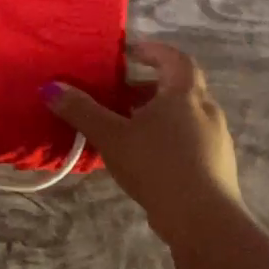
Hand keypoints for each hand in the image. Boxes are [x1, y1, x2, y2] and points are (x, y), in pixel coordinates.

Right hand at [43, 42, 243, 241]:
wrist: (202, 217)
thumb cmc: (156, 164)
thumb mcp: (110, 135)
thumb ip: (81, 110)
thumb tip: (51, 87)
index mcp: (184, 95)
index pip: (175, 59)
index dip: (153, 51)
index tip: (130, 52)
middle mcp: (206, 111)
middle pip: (179, 87)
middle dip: (147, 86)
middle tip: (118, 93)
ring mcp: (216, 139)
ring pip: (185, 115)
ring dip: (157, 113)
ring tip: (126, 126)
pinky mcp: (216, 164)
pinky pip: (190, 138)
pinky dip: (167, 135)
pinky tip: (145, 156)